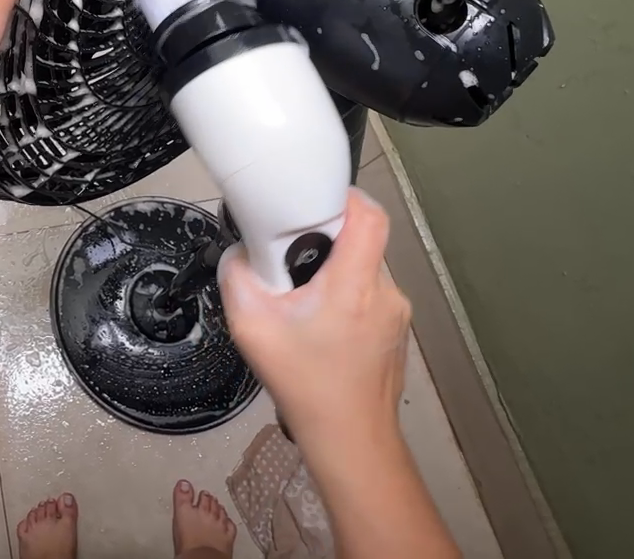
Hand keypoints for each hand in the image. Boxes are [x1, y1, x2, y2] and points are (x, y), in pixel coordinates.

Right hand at [219, 188, 411, 452]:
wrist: (349, 439)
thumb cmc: (302, 381)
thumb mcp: (248, 324)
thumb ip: (236, 274)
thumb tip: (240, 252)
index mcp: (354, 285)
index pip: (369, 215)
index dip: (343, 194)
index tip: (311, 194)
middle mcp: (385, 292)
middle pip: (360, 237)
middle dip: (323, 236)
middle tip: (288, 254)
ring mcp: (396, 313)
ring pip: (363, 266)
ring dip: (332, 268)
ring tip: (299, 294)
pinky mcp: (396, 330)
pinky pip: (369, 291)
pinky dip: (343, 292)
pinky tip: (318, 321)